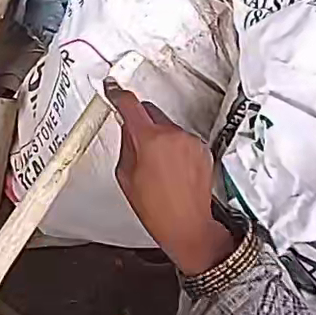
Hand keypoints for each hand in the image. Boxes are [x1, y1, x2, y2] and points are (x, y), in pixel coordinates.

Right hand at [105, 82, 236, 276]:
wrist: (187, 225)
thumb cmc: (157, 208)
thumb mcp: (125, 175)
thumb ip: (125, 144)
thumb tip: (127, 128)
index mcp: (150, 140)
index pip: (131, 104)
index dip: (118, 94)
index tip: (113, 89)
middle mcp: (173, 135)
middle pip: (150, 112)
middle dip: (140, 122)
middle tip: (134, 142)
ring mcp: (191, 141)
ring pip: (167, 126)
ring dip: (159, 137)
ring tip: (156, 166)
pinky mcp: (202, 149)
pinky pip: (182, 138)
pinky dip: (174, 147)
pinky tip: (171, 169)